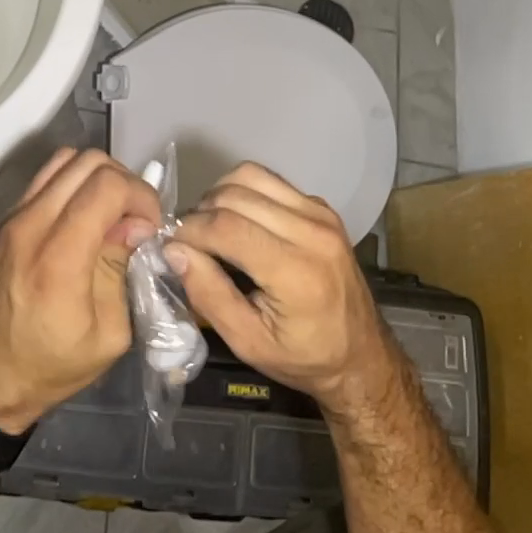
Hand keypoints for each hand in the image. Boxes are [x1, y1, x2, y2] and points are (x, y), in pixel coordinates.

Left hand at [0, 148, 160, 432]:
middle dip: (124, 182)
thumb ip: (122, 269)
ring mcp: (13, 218)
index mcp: (58, 259)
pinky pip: (46, 178)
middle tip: (136, 219)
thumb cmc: (51, 367)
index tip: (150, 227)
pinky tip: (86, 218)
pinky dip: (74, 183)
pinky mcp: (6, 221)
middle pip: (88, 162)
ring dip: (98, 178)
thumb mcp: (108, 334)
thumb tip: (137, 225)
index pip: (107, 186)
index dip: (140, 196)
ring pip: (65, 160)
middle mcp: (31, 226)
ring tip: (112, 215)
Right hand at [164, 162, 399, 418]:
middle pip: (234, 194)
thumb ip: (208, 294)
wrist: (361, 355)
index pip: (226, 226)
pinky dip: (245, 194)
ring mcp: (320, 214)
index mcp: (296, 271)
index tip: (170, 247)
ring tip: (212, 229)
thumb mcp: (248, 342)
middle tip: (188, 242)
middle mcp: (312, 231)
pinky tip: (240, 224)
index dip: (189, 231)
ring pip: (251, 175)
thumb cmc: (303, 357)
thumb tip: (173, 250)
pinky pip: (271, 182)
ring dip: (220, 196)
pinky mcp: (322, 207)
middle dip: (199, 213)